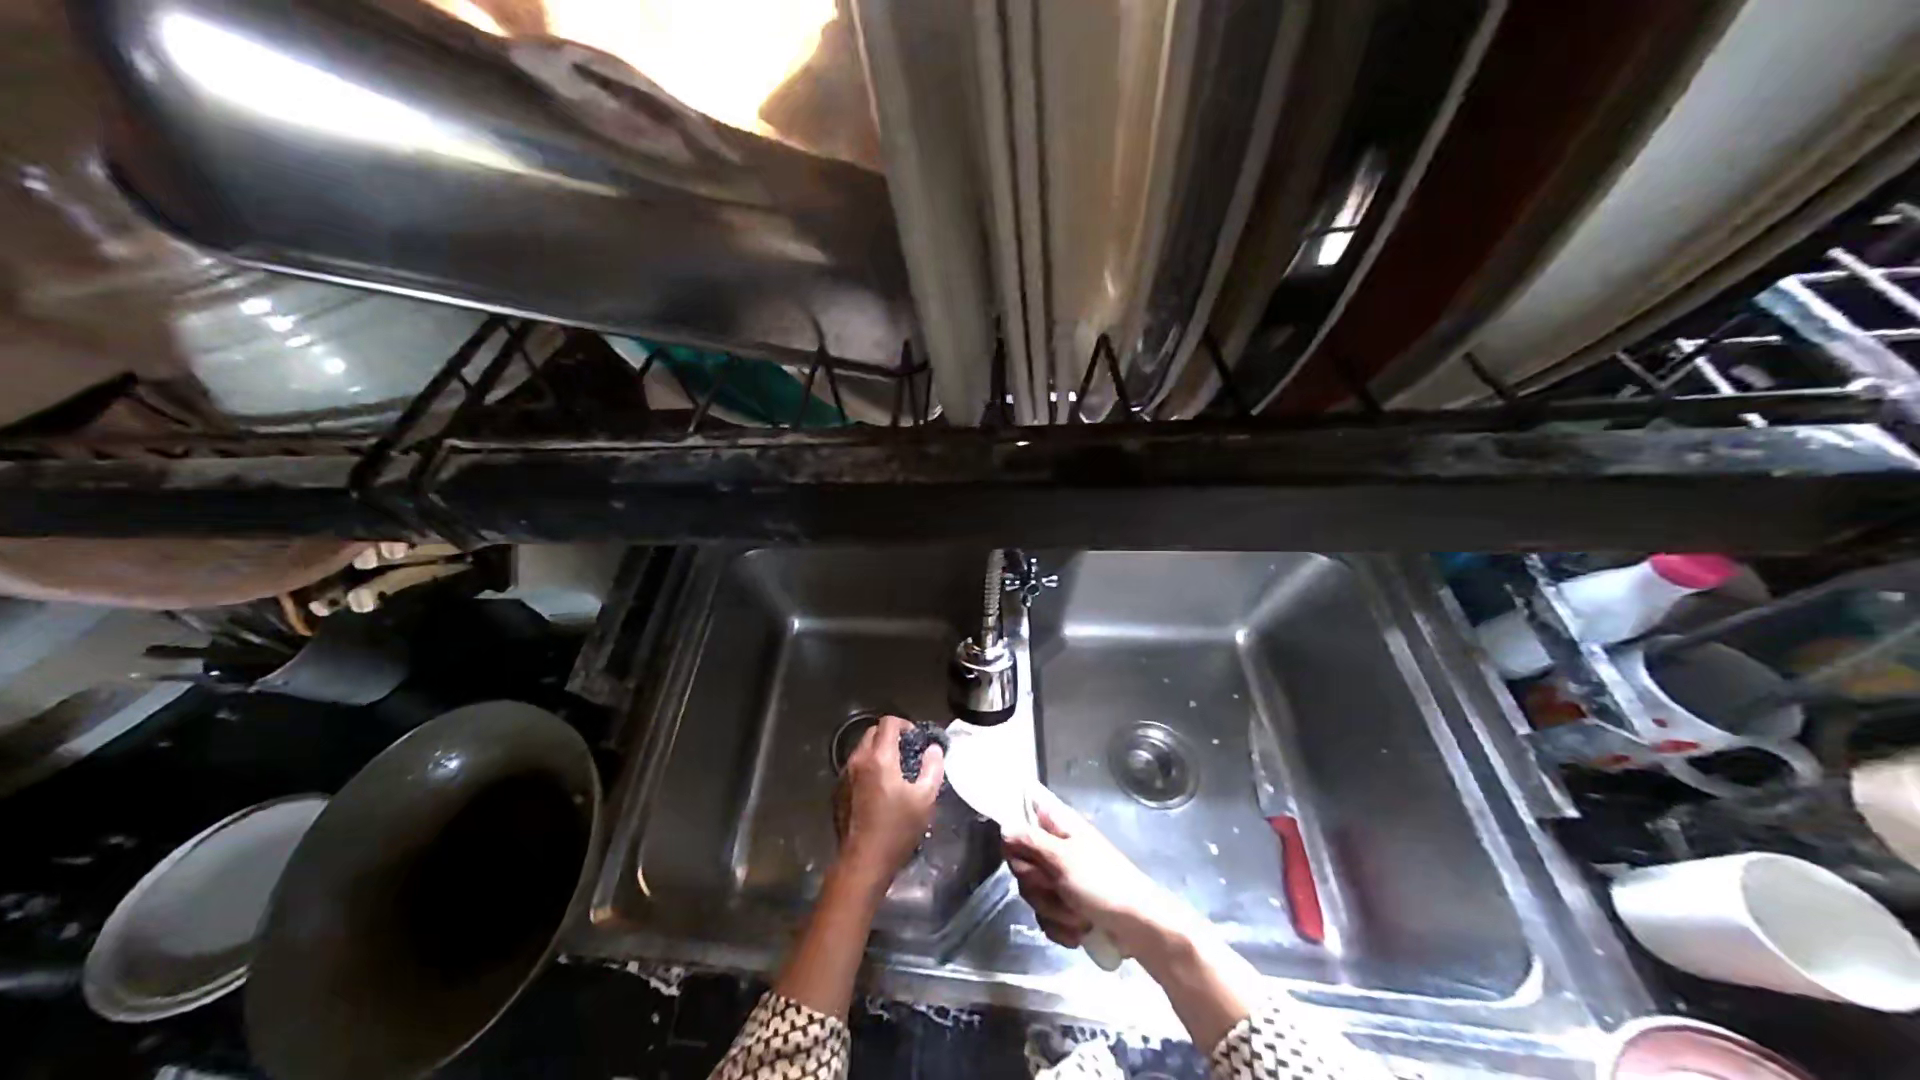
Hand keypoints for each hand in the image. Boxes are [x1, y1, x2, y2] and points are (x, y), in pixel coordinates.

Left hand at [837, 715, 944, 889]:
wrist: (863, 861)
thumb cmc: (897, 830)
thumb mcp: (925, 799)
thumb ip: (932, 768)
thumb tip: (933, 749)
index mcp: (879, 758)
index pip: (889, 722)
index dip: (905, 725)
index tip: (915, 740)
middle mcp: (858, 760)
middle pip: (873, 732)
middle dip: (891, 736)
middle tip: (907, 753)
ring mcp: (844, 775)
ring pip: (861, 749)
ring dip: (878, 752)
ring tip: (894, 772)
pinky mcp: (838, 790)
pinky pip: (854, 767)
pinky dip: (867, 768)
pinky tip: (878, 789)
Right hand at [1002, 785, 1197, 960]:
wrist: (1140, 928)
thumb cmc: (1104, 884)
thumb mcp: (1063, 859)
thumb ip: (1030, 841)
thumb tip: (1004, 827)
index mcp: (1060, 826)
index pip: (1024, 813)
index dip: (1015, 831)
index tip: (1021, 852)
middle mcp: (1058, 849)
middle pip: (1021, 861)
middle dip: (1036, 882)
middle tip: (1055, 885)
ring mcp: (1063, 879)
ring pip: (1033, 892)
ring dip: (1053, 909)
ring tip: (1077, 913)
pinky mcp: (1067, 907)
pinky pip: (1046, 916)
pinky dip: (1061, 927)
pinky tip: (1079, 930)